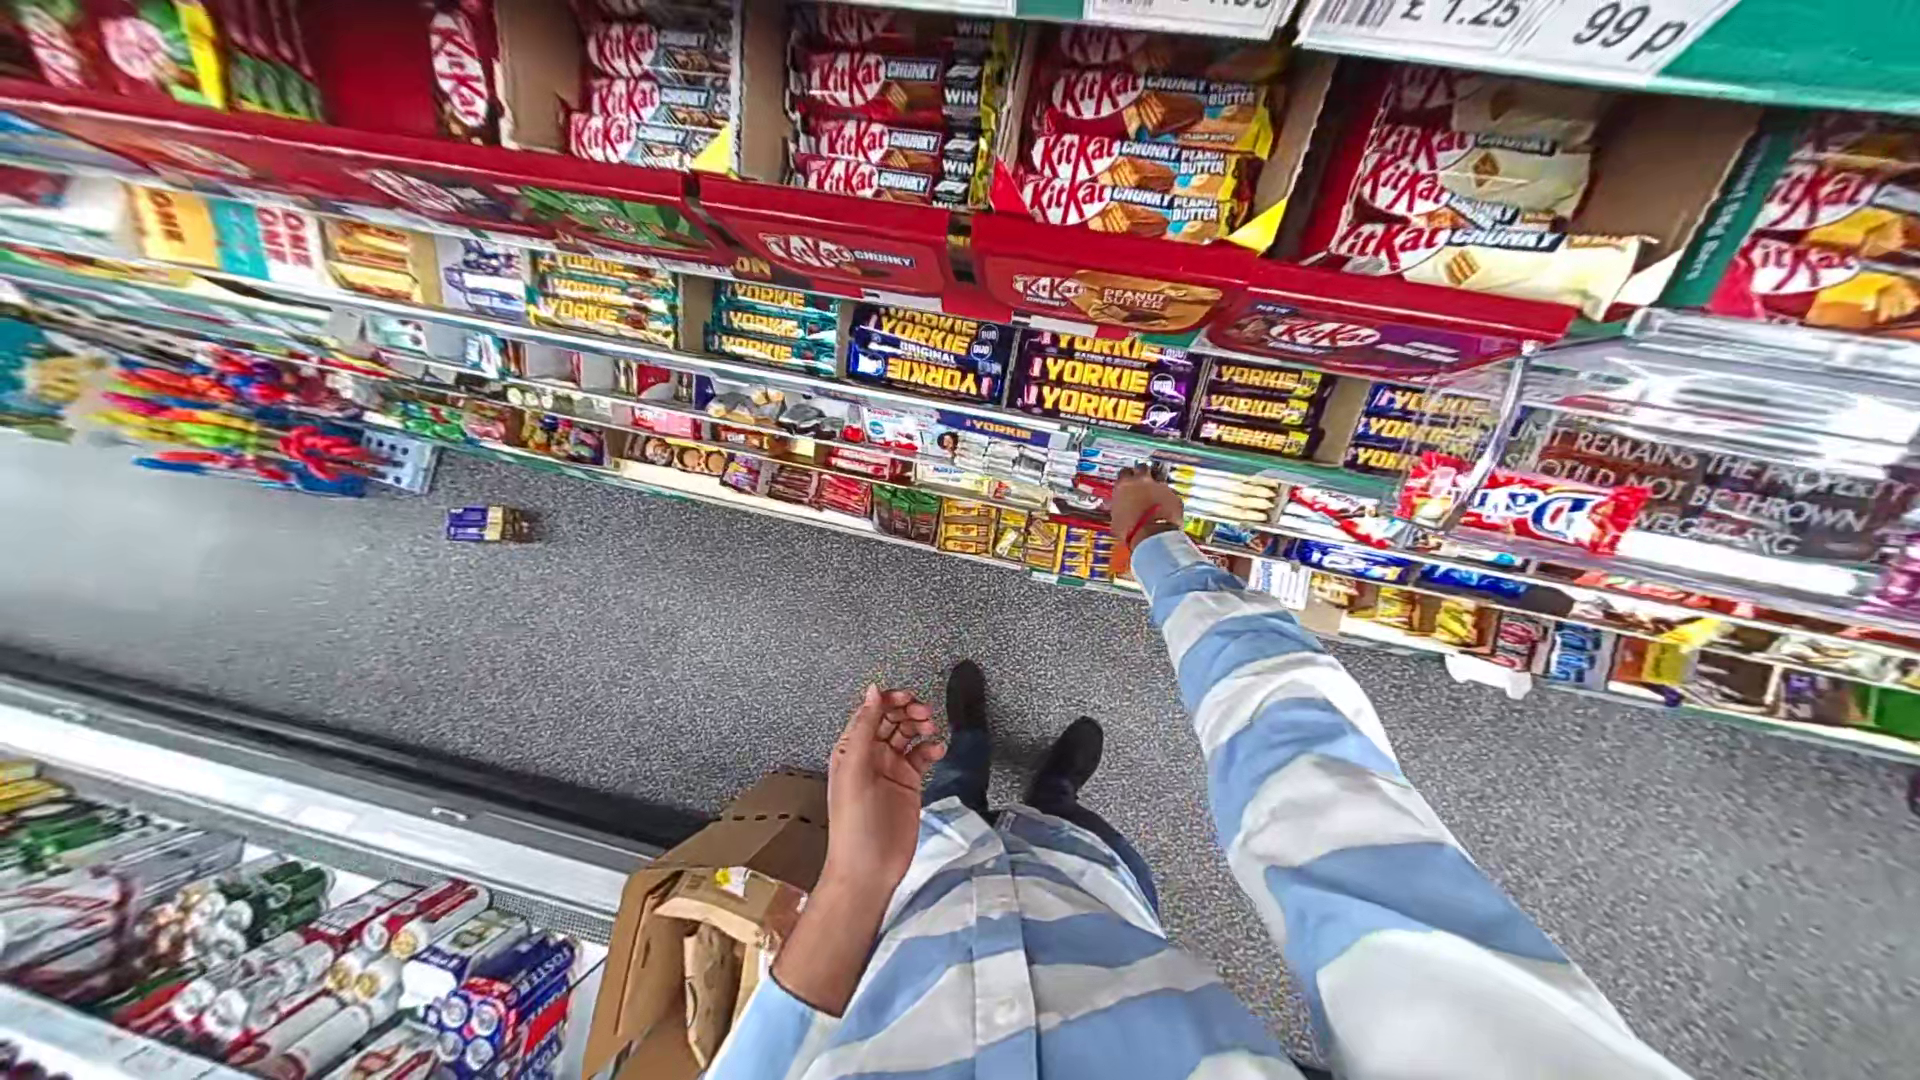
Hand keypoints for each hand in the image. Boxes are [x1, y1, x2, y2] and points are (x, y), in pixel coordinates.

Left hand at [824, 685, 944, 894]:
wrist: (870, 869)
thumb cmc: (854, 824)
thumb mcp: (856, 769)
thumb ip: (865, 727)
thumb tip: (872, 691)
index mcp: (852, 748)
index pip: (870, 711)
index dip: (888, 699)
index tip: (907, 696)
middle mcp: (870, 755)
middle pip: (892, 719)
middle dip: (908, 710)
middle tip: (923, 713)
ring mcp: (891, 768)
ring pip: (908, 733)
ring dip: (920, 726)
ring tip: (931, 728)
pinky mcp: (909, 782)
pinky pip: (922, 755)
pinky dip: (931, 748)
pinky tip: (937, 750)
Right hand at [1110, 464, 1185, 548]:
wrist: (1152, 535)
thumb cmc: (1130, 529)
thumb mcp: (1115, 519)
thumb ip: (1116, 508)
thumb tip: (1113, 507)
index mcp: (1124, 485)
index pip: (1123, 472)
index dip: (1125, 477)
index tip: (1126, 482)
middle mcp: (1142, 481)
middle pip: (1142, 468)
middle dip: (1141, 473)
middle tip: (1141, 481)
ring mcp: (1160, 486)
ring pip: (1158, 478)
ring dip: (1156, 485)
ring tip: (1154, 495)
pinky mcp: (1174, 495)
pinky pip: (1170, 493)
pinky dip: (1167, 498)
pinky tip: (1165, 507)